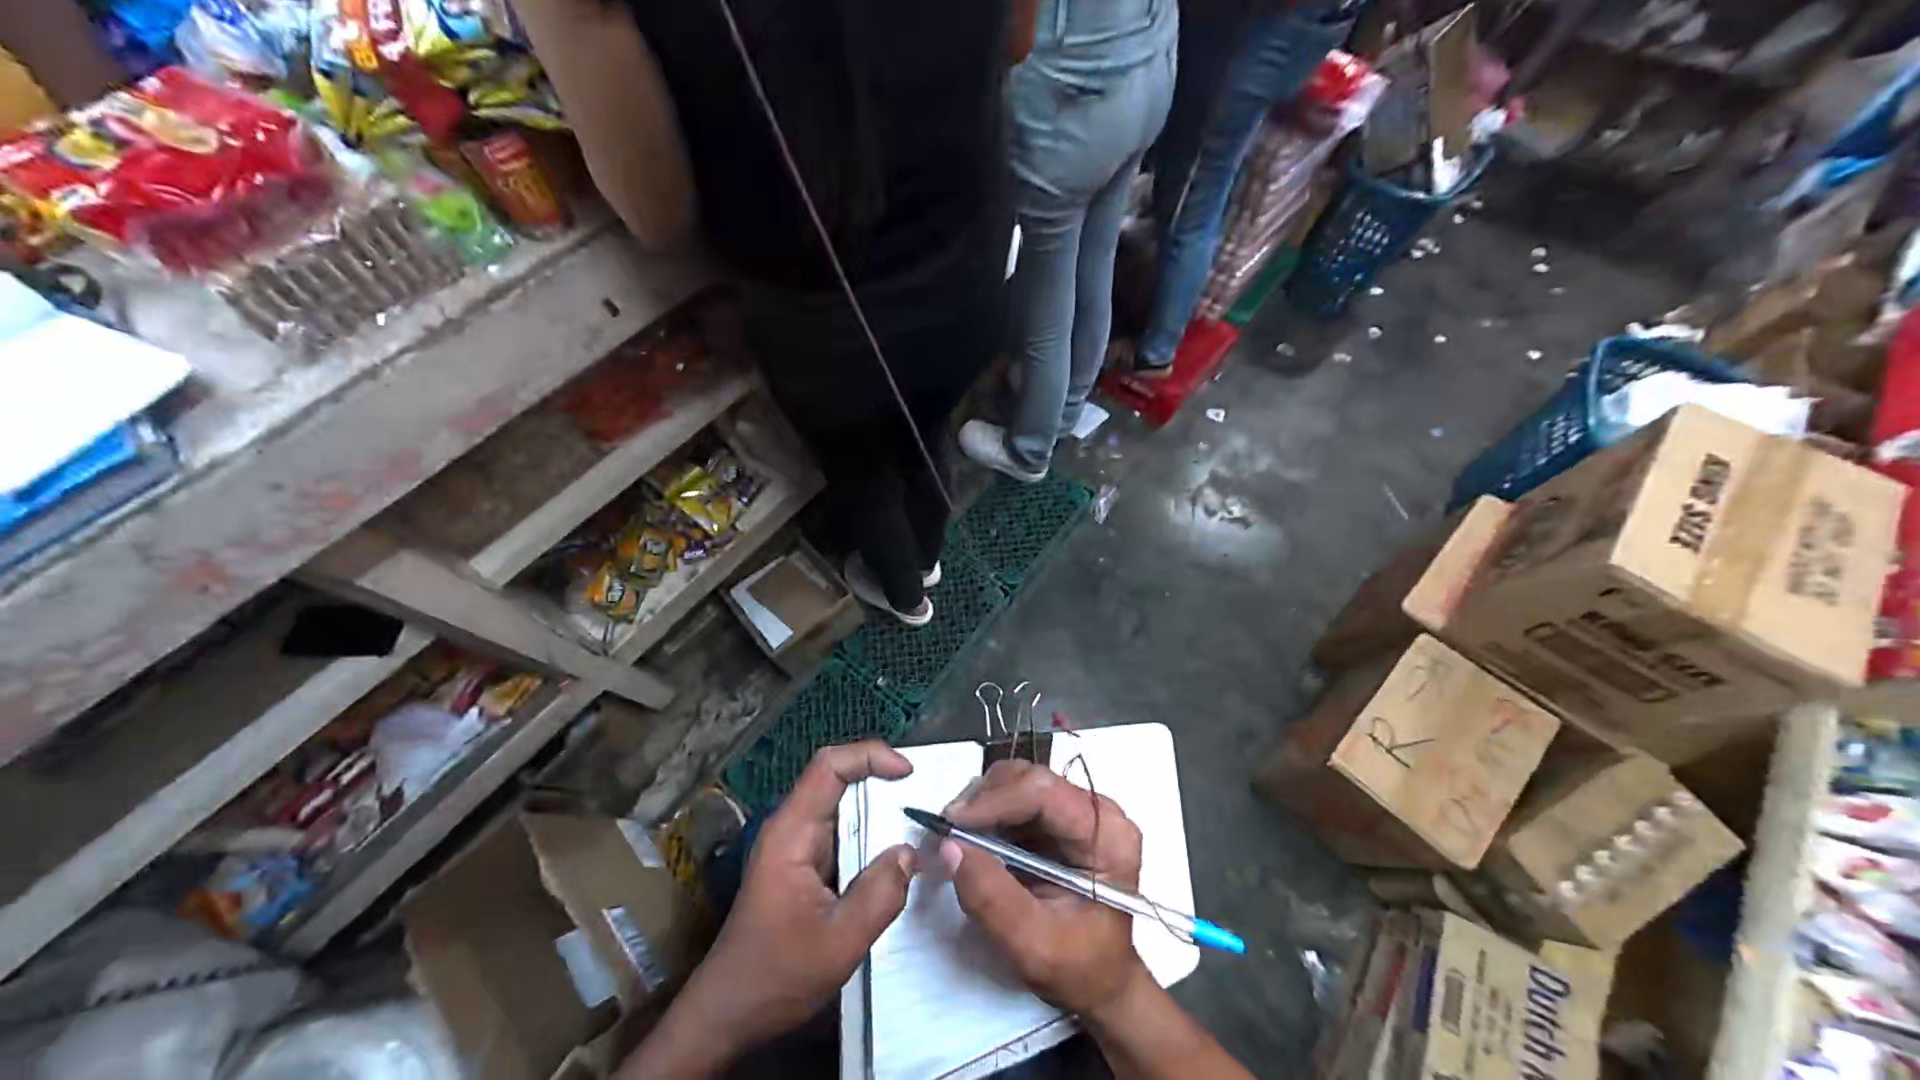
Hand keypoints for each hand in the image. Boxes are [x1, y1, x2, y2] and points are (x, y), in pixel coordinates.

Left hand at [623, 741, 915, 1077]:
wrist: (729, 1013)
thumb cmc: (777, 975)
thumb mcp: (839, 942)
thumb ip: (880, 894)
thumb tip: (909, 852)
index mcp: (791, 832)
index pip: (829, 766)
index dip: (870, 756)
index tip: (908, 773)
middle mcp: (791, 828)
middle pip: (836, 779)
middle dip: (880, 778)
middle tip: (921, 796)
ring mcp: (796, 846)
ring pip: (841, 806)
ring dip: (877, 808)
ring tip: (915, 820)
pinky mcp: (803, 865)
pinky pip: (841, 833)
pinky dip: (870, 833)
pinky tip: (893, 851)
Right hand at [941, 759, 1150, 1018]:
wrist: (1099, 981)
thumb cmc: (1076, 968)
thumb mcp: (1032, 946)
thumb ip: (992, 898)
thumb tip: (950, 846)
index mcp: (1107, 836)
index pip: (1045, 793)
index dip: (995, 800)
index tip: (951, 823)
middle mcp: (1097, 811)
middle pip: (1030, 780)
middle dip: (983, 801)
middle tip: (947, 833)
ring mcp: (1078, 810)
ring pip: (1019, 782)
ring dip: (982, 805)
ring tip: (958, 840)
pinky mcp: (1059, 817)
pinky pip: (1015, 797)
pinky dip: (988, 814)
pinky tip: (974, 841)